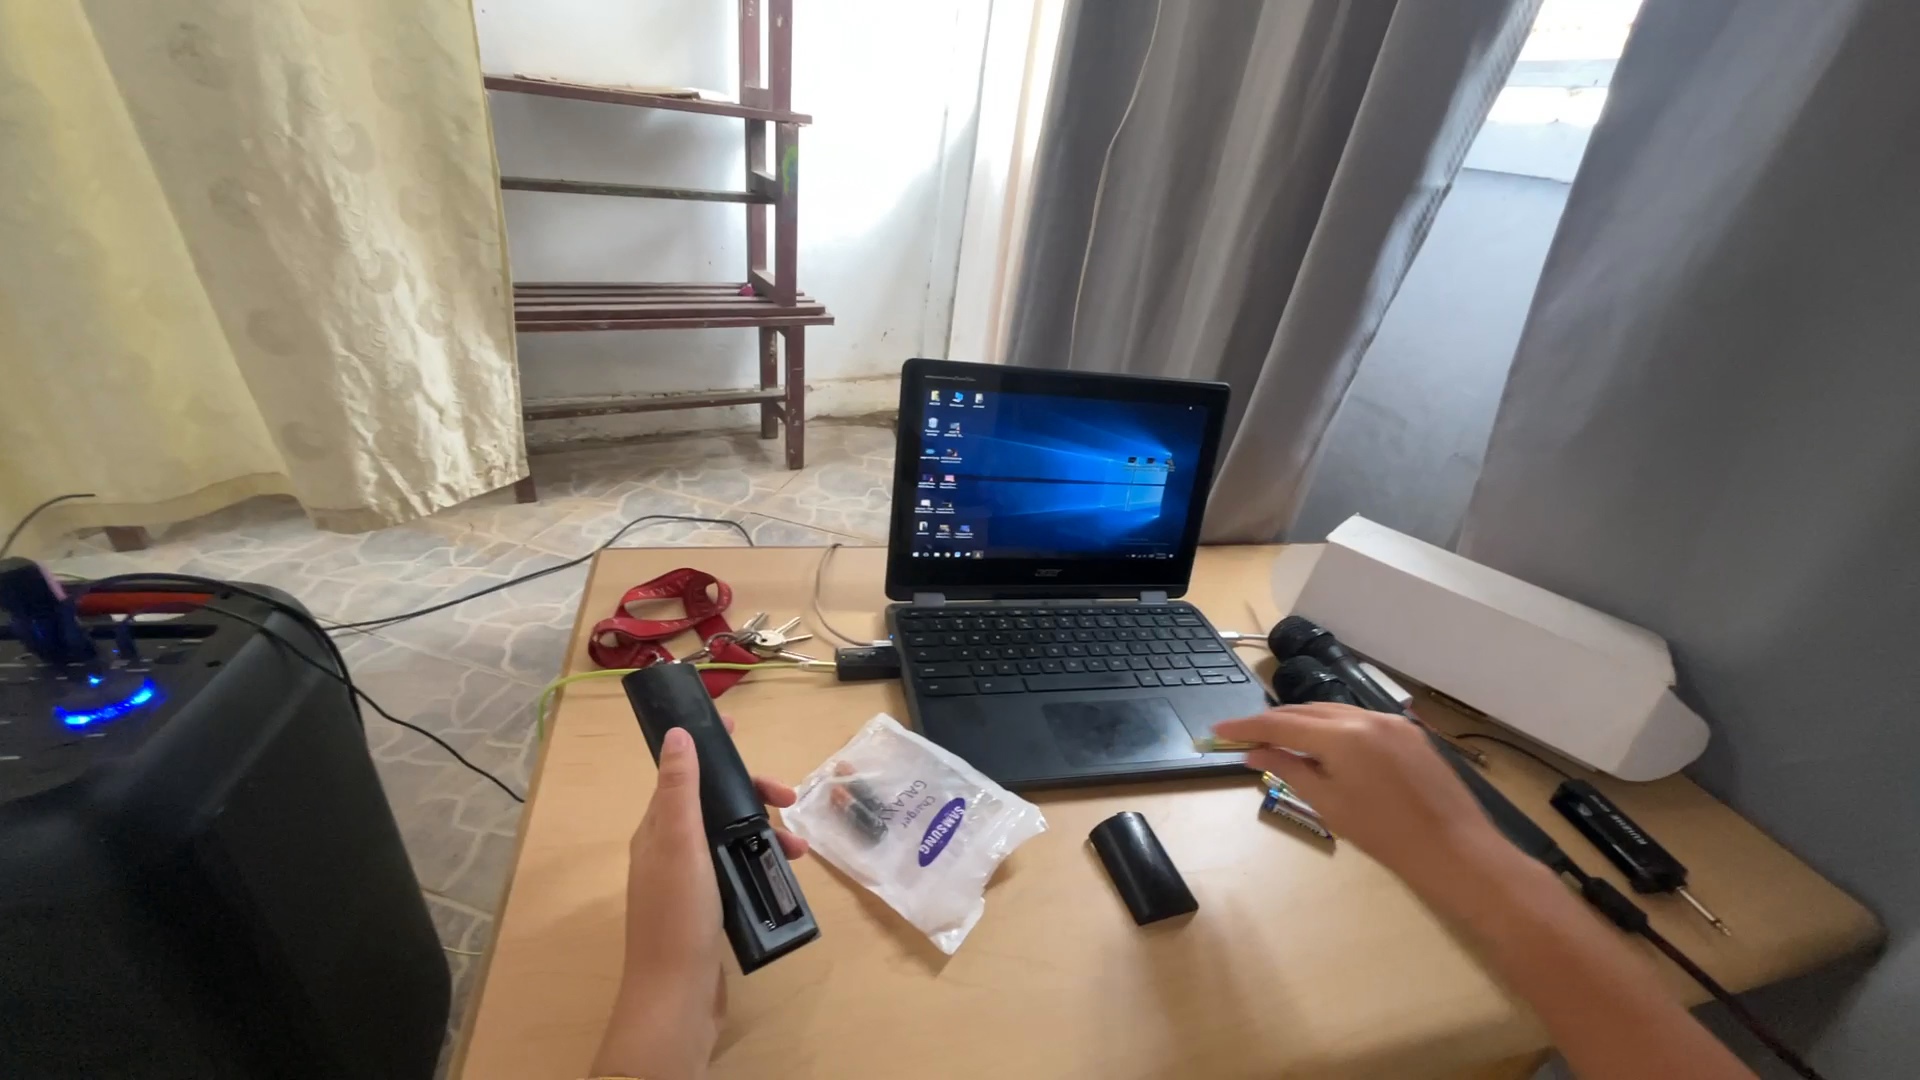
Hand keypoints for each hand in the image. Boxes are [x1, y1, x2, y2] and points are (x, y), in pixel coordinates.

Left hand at [590, 718, 805, 1079]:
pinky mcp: (708, 903)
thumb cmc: (679, 912)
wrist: (676, 995)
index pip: (683, 773)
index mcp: (659, 829)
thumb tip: (676, 733)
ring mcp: (690, 878)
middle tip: (789, 794)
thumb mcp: (680, 842)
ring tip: (797, 844)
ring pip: (731, 834)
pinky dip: (763, 857)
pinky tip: (786, 868)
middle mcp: (671, 848)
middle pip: (715, 803)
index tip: (733, 724)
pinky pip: (739, 863)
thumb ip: (680, 788)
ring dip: (765, 828)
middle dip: (753, 792)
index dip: (707, 747)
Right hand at [1213, 704, 1510, 893]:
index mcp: (1340, 736)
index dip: (1245, 727)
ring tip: (1277, 739)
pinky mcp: (1407, 731)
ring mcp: (1389, 720)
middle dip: (1270, 722)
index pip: (1279, 724)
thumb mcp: (1327, 804)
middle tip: (1242, 737)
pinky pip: (1356, 718)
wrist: (1459, 853)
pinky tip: (1322, 744)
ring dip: (1300, 722)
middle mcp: (1363, 716)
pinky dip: (1330, 726)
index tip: (1219, 730)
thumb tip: (1254, 752)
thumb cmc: (1386, 836)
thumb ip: (1287, 768)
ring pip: (1329, 711)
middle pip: (1302, 712)